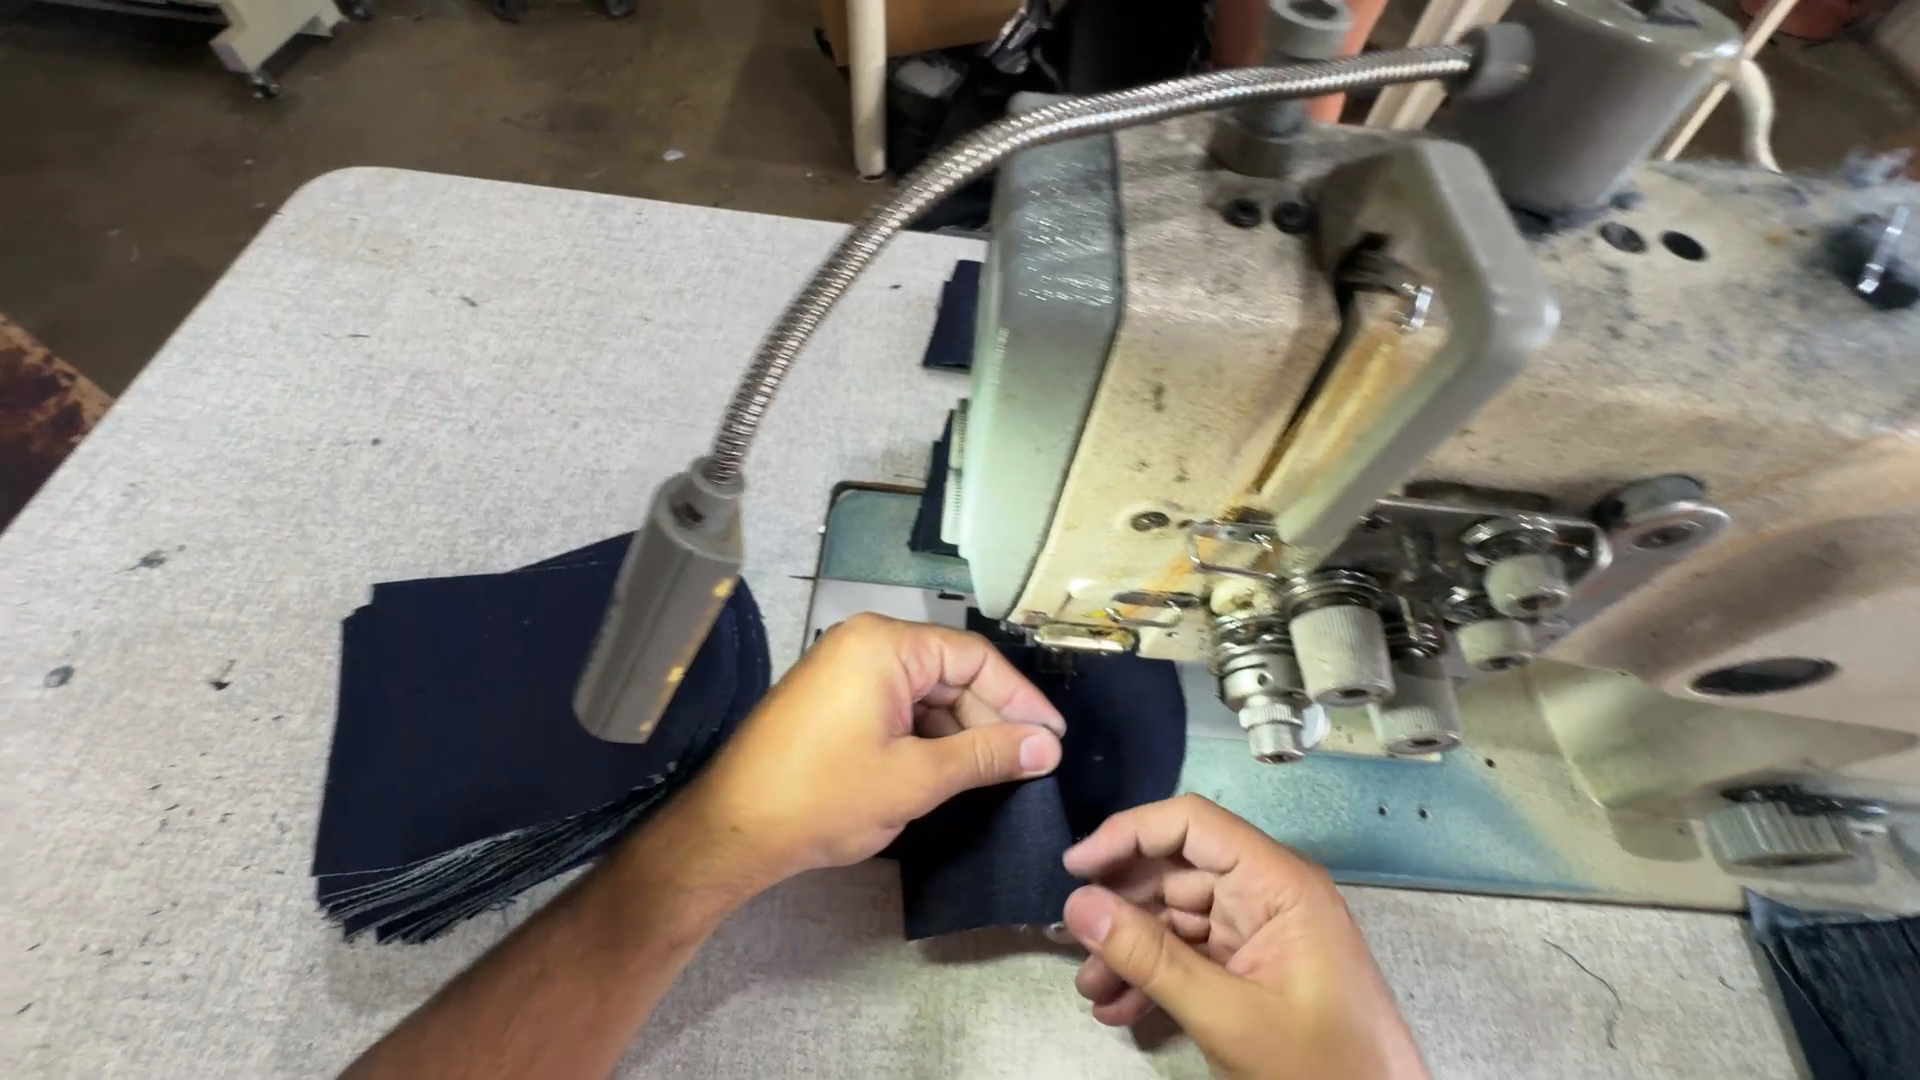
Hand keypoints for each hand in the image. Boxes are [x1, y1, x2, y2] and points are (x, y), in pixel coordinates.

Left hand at [670, 614, 1065, 892]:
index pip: (973, 658)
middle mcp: (866, 643)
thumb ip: (986, 756)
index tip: (1053, 737)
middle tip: (1029, 763)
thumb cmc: (823, 797)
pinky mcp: (836, 698)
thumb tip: (1047, 747)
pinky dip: (927, 736)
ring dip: (960, 731)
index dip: (1019, 698)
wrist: (730, 831)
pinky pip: (898, 706)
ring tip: (995, 772)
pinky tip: (950, 768)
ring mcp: (847, 669)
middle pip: (950, 673)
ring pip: (926, 693)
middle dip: (990, 719)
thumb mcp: (915, 778)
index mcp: (885, 645)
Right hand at [1060, 795, 1428, 1079]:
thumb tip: (1077, 905)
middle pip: (1175, 871)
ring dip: (1128, 950)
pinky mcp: (1250, 968)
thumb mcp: (1227, 1017)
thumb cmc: (1318, 1075)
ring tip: (1090, 989)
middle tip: (1070, 939)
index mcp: (1277, 881)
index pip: (1190, 823)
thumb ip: (1149, 957)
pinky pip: (1188, 954)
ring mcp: (1257, 931)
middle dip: (1120, 906)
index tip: (1075, 868)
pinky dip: (1151, 977)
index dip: (1128, 834)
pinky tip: (1117, 1008)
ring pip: (1173, 917)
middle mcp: (1265, 892)